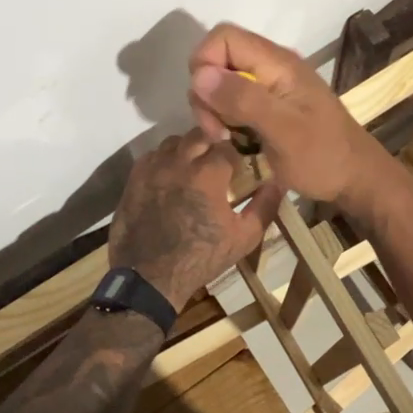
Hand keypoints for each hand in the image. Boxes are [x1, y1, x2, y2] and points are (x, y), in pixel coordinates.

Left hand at [108, 129, 283, 309]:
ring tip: (194, 168)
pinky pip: (152, 156)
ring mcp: (153, 168)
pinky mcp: (134, 178)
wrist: (151, 277)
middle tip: (218, 163)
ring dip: (188, 149)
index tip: (240, 165)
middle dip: (213, 143)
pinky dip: (164, 160)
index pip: (228, 146)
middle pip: (200, 134)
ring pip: (174, 142)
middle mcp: (179, 162)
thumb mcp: (243, 238)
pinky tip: (171, 177)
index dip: (236, 153)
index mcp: (207, 174)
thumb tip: (278, 183)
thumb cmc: (202, 258)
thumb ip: (264, 206)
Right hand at [187, 22, 396, 211]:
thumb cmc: (323, 156)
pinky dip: (225, 117)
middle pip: (217, 59)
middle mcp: (271, 67)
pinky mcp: (269, 105)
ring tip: (226, 138)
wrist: (356, 178)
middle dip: (206, 93)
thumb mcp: (283, 130)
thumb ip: (243, 99)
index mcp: (277, 63)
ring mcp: (271, 86)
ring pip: (221, 82)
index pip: (223, 37)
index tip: (208, 103)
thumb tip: (199, 74)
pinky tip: (234, 139)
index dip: (204, 64)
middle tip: (218, 130)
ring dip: (213, 108)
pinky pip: (234, 100)